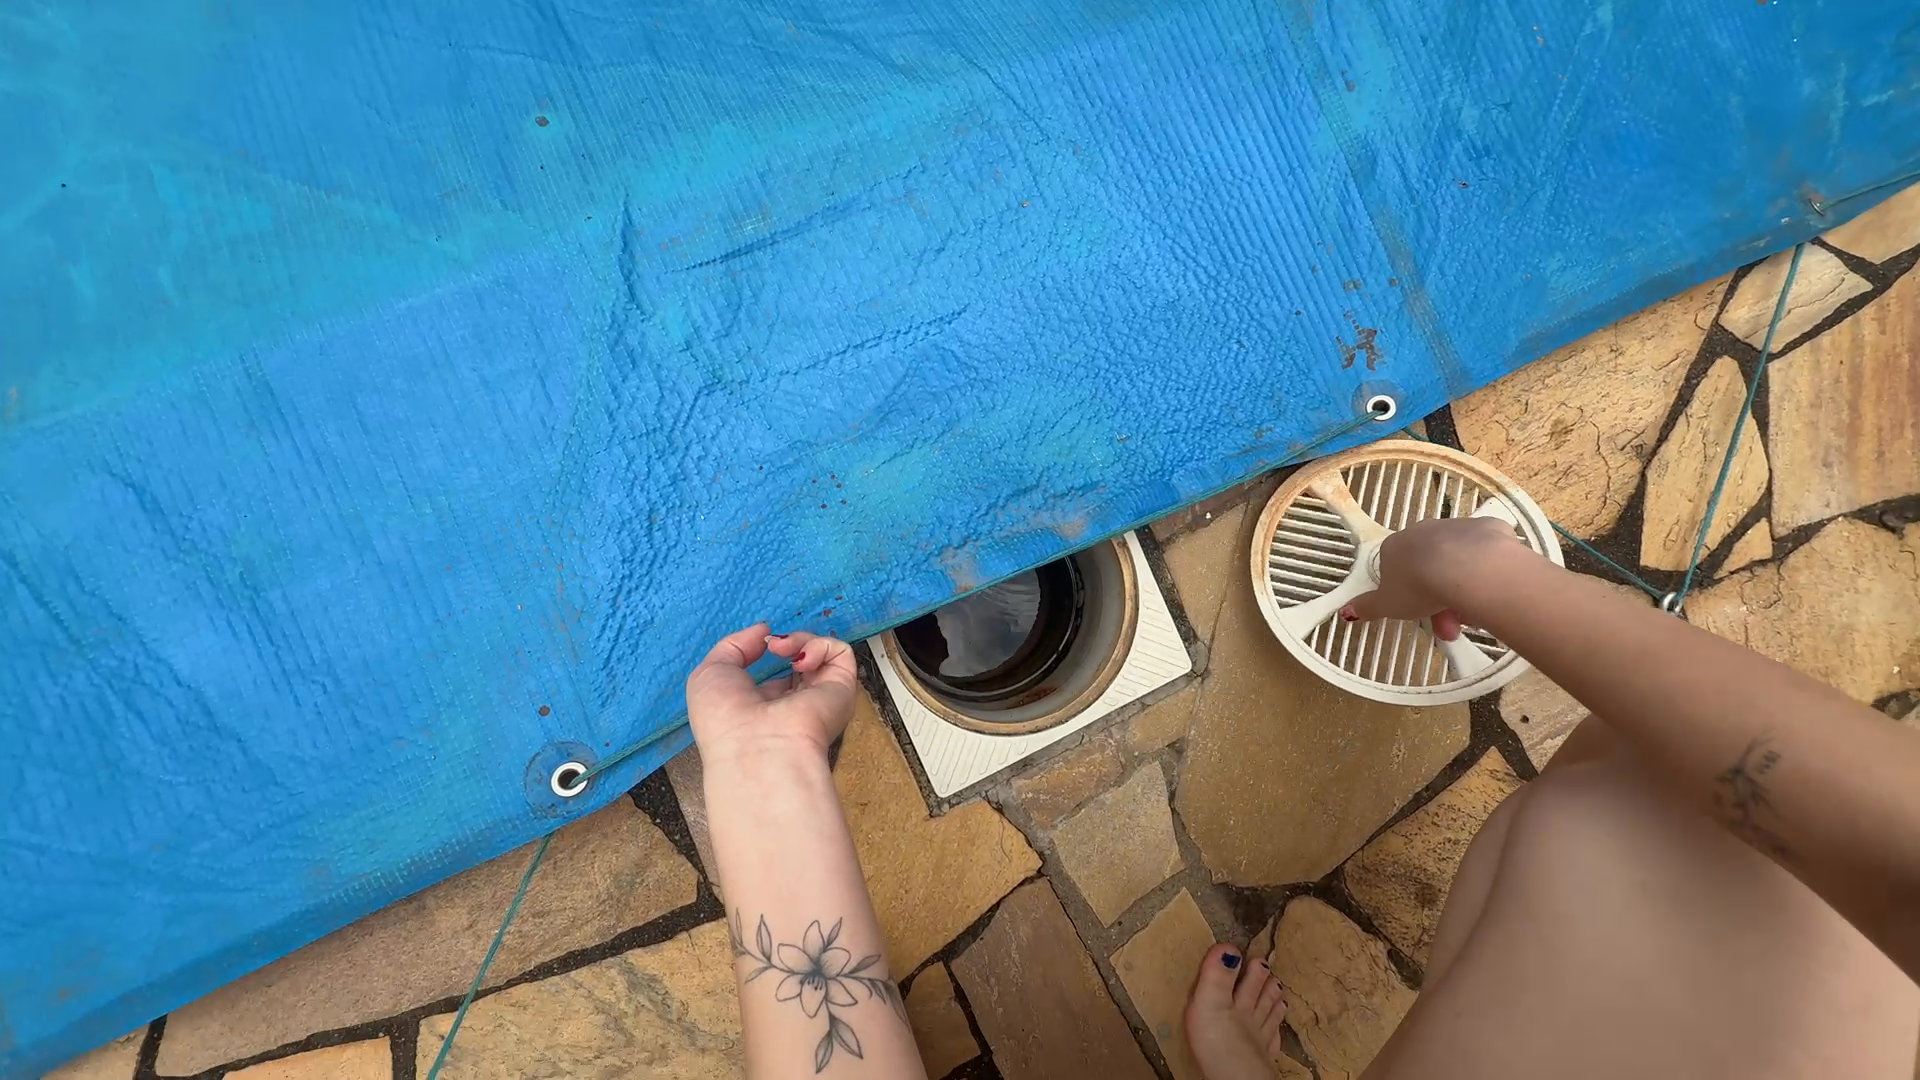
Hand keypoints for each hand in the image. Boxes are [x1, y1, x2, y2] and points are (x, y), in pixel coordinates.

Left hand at [687, 623, 858, 761]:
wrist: (756, 748)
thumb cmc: (725, 720)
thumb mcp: (711, 674)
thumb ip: (734, 645)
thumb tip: (764, 632)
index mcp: (765, 707)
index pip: (776, 674)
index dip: (766, 651)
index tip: (757, 645)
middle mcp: (796, 703)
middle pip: (800, 658)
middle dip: (786, 642)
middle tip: (771, 646)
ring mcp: (821, 696)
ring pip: (820, 652)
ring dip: (800, 640)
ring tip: (782, 650)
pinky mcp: (842, 690)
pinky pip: (841, 654)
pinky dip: (821, 646)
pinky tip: (801, 660)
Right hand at [1340, 516, 1524, 637]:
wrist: (1470, 569)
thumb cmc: (1420, 586)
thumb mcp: (1388, 605)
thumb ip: (1368, 607)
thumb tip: (1346, 611)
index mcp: (1394, 547)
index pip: (1396, 570)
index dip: (1407, 595)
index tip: (1419, 614)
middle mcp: (1422, 531)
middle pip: (1429, 567)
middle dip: (1437, 598)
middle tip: (1451, 626)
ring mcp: (1456, 527)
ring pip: (1458, 561)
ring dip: (1462, 587)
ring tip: (1475, 617)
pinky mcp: (1490, 528)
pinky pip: (1487, 552)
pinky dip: (1488, 568)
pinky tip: (1493, 586)